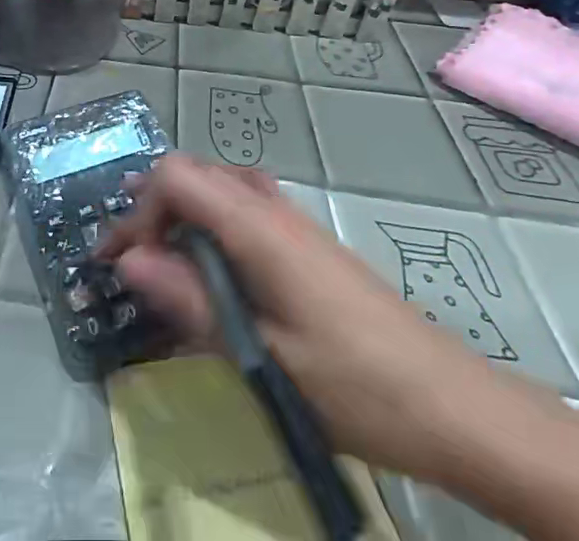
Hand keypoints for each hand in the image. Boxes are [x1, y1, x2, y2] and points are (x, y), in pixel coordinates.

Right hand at [95, 153, 496, 473]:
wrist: (451, 403)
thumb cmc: (354, 384)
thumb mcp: (260, 351)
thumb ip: (190, 299)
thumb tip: (127, 258)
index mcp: (259, 228)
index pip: (177, 176)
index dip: (141, 211)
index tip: (128, 266)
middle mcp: (274, 209)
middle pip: (195, 174)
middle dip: (153, 210)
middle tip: (132, 264)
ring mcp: (295, 222)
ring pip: (221, 188)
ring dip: (183, 216)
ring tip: (162, 263)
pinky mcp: (307, 244)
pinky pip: (245, 209)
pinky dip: (212, 226)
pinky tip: (213, 272)